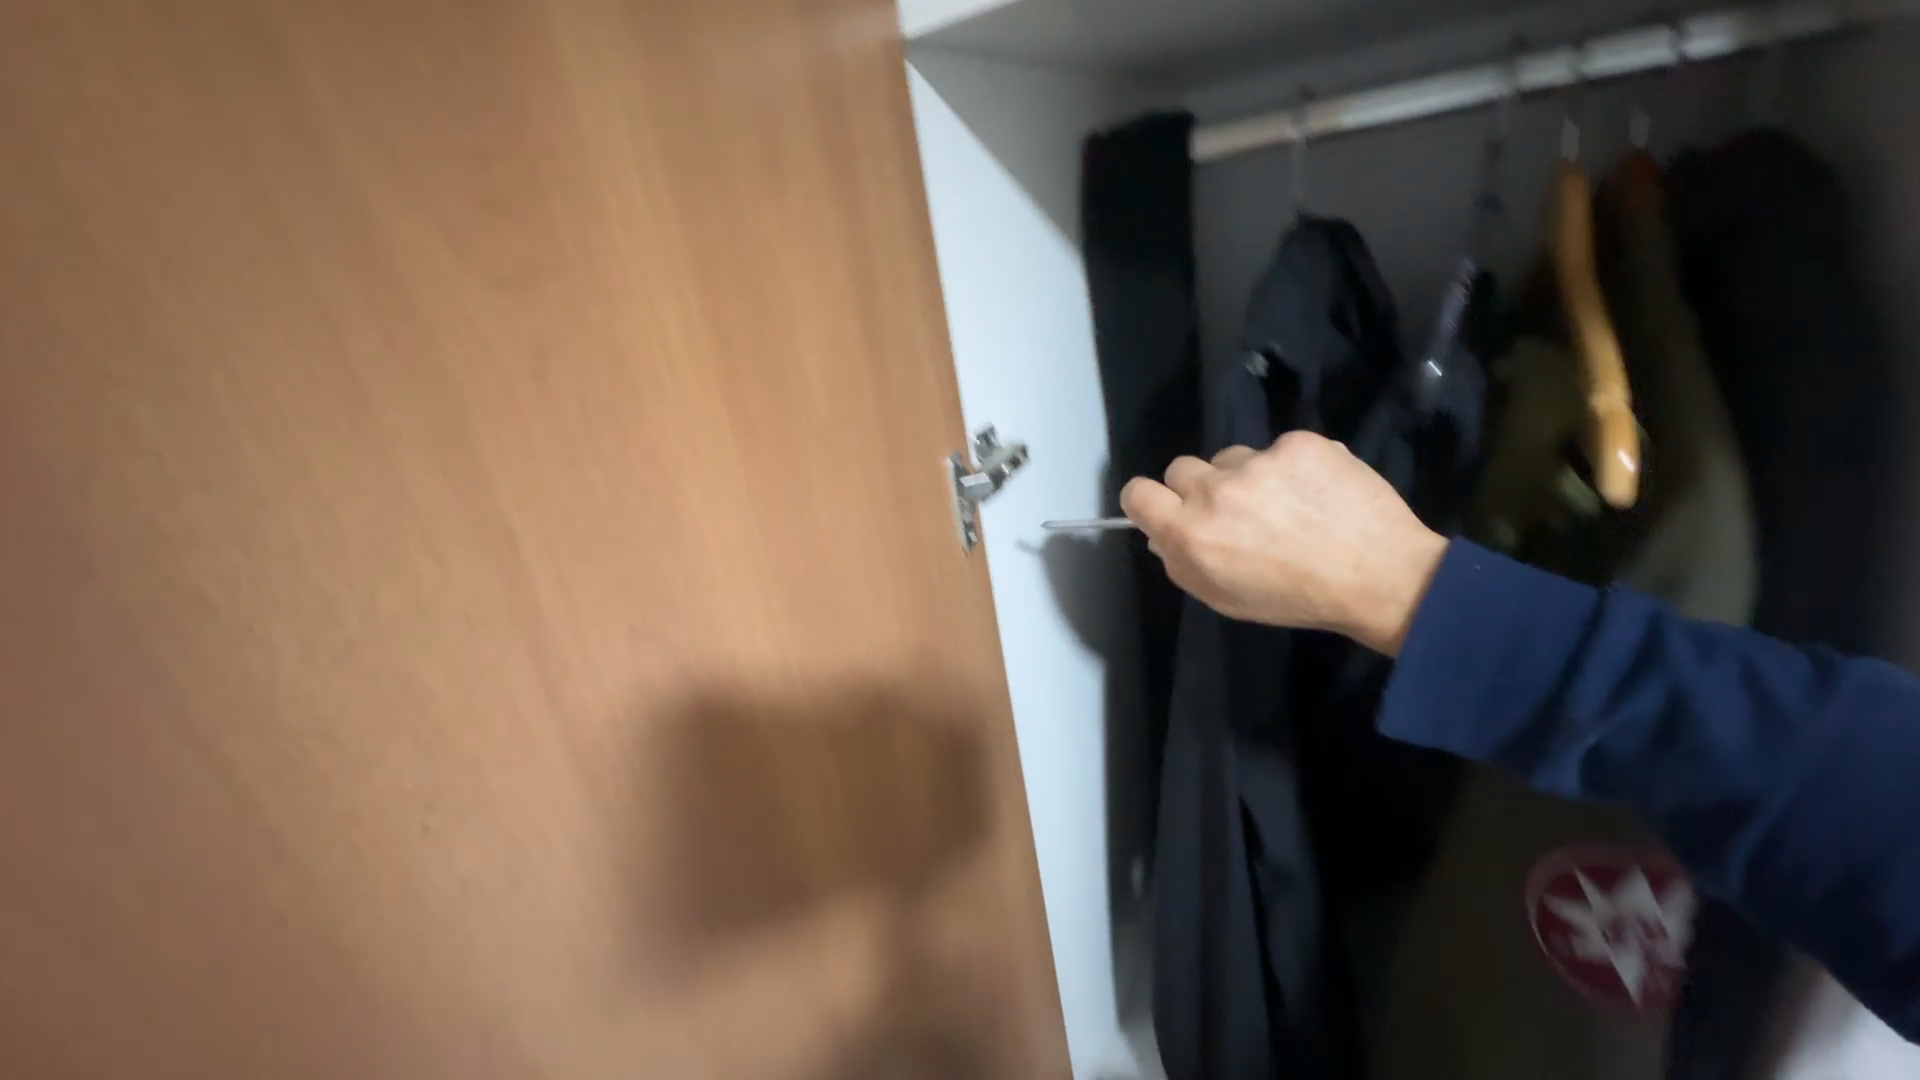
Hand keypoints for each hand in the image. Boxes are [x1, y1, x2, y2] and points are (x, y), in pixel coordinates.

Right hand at [1120, 431, 1448, 655]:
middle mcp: (1216, 489)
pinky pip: (1276, 449)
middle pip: (1180, 469)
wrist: (1380, 577)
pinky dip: (1288, 468)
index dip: (1147, 501)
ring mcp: (1259, 461)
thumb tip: (1162, 533)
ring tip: (1282, 504)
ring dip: (1242, 477)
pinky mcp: (1298, 443)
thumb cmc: (1293, 599)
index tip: (1164, 509)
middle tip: (1231, 512)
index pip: (1137, 492)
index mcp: (1190, 531)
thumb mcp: (1222, 597)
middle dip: (1196, 488)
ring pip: (1229, 457)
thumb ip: (1180, 562)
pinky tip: (1314, 493)